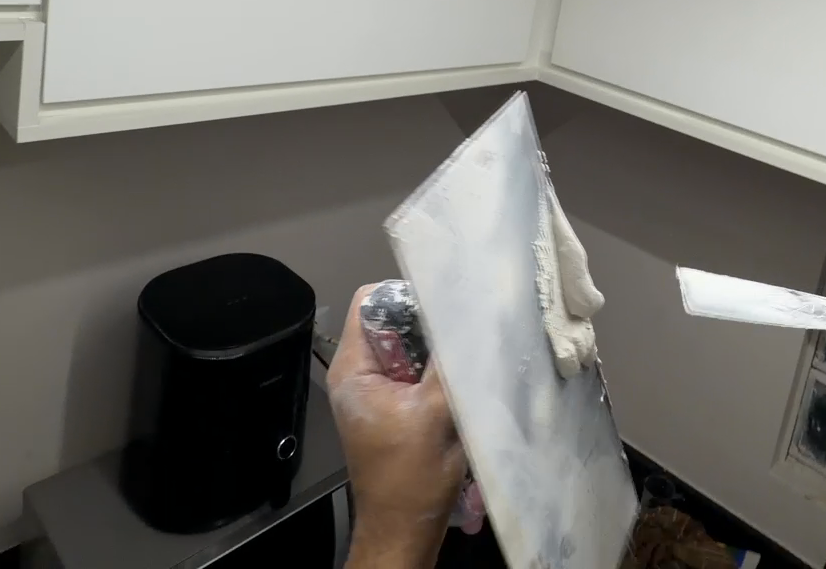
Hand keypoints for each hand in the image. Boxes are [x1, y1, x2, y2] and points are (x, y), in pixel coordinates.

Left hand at [329, 283, 466, 568]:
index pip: (371, 300)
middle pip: (392, 319)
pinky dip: (436, 365)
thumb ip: (450, 359)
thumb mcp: (436, 411)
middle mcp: (360, 371)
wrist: (405, 531)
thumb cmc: (412, 475)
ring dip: (435, 345)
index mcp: (354, 367)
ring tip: (464, 347)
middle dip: (427, 319)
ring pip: (407, 343)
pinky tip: (461, 373)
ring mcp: (376, 388)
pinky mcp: (394, 403)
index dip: (405, 294)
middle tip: (461, 325)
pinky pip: (414, 366)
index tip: (442, 304)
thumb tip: (471, 312)